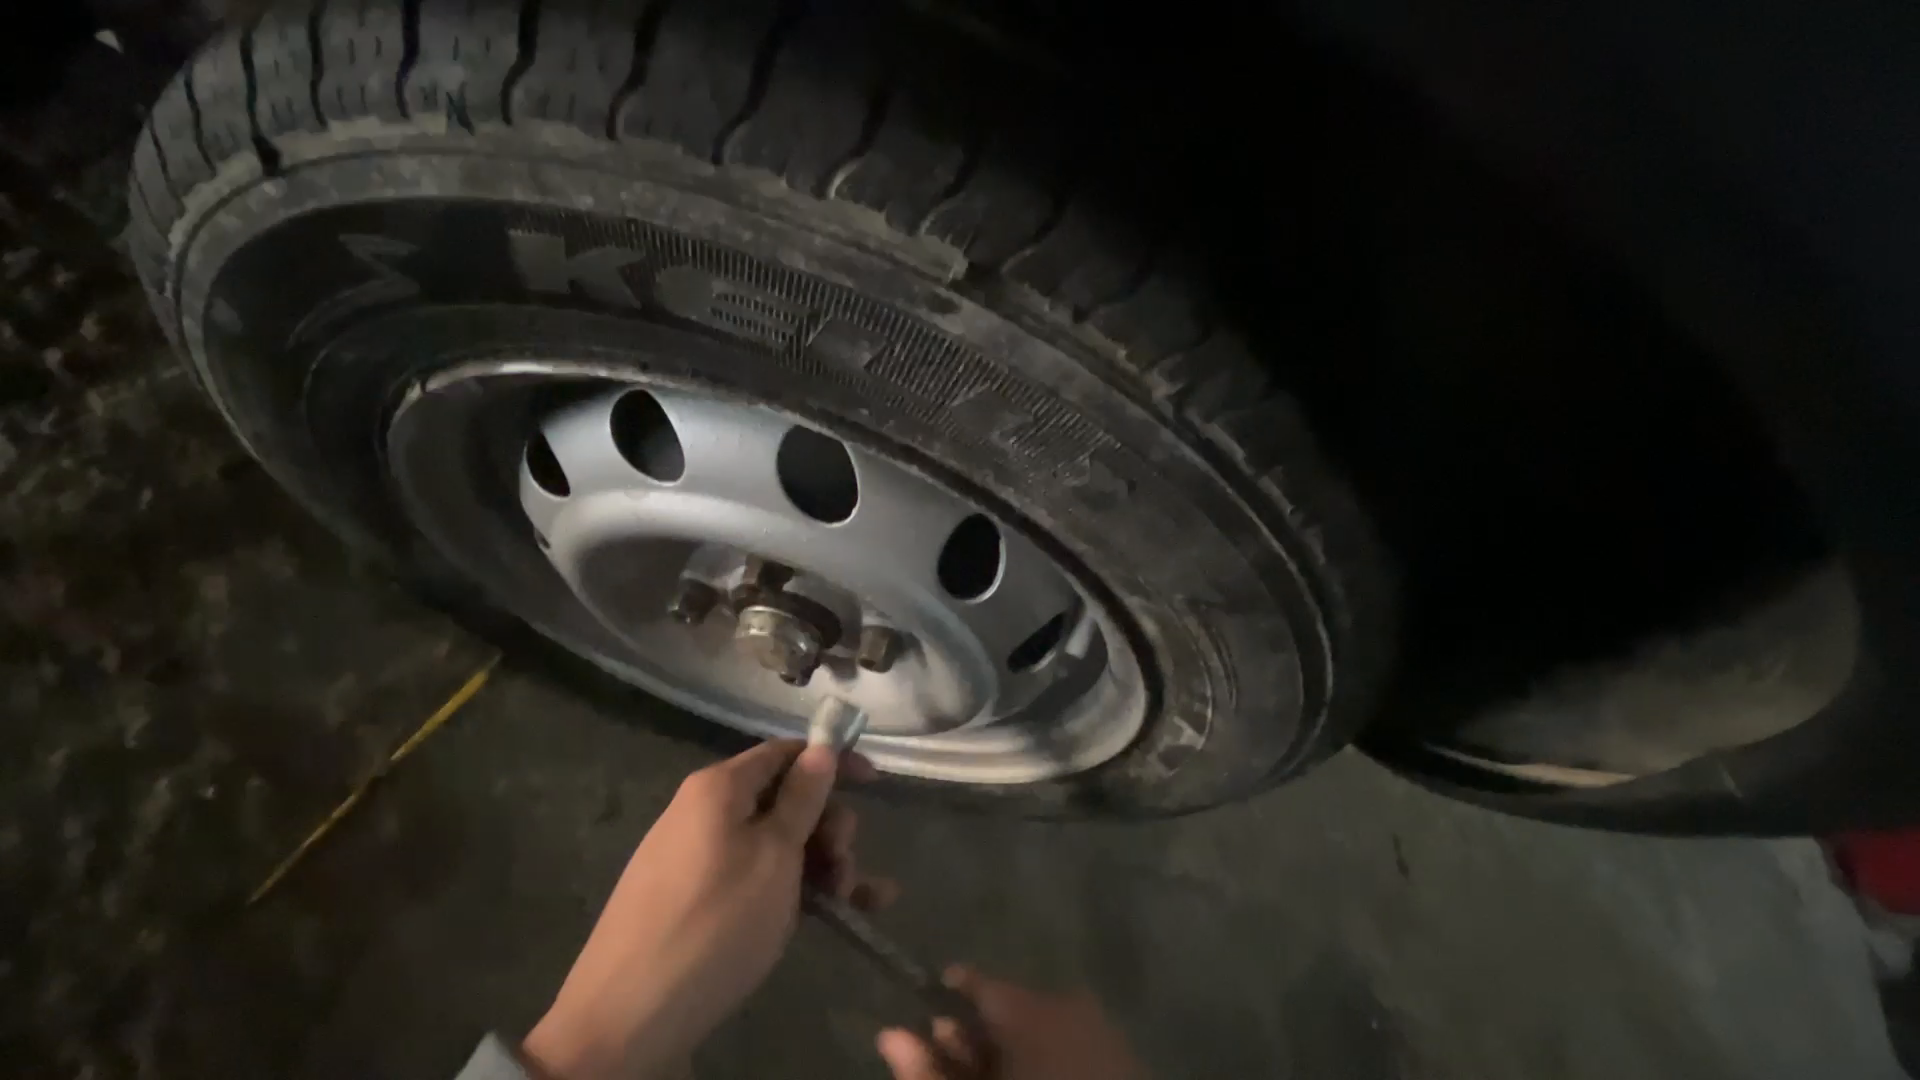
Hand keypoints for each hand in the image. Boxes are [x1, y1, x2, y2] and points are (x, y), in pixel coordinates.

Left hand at [522, 740, 890, 1079]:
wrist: (628, 1020)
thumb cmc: (715, 922)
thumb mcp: (774, 855)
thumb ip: (802, 798)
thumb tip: (821, 747)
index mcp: (719, 788)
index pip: (785, 752)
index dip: (832, 761)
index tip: (874, 783)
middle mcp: (705, 812)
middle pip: (784, 800)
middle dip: (829, 827)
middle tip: (847, 866)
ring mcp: (700, 859)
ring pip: (776, 845)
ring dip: (822, 864)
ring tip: (850, 901)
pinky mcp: (698, 901)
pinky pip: (758, 878)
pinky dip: (798, 890)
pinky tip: (844, 914)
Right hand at [876, 967, 1146, 1079]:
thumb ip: (928, 1071)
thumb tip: (889, 1035)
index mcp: (1030, 1006)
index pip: (975, 983)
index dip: (945, 1002)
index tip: (925, 1027)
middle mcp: (1066, 1002)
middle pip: (1004, 1007)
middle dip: (974, 1036)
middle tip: (952, 1067)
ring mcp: (1101, 1028)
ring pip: (1036, 1027)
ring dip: (1007, 1053)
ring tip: (989, 1075)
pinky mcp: (1123, 1054)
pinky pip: (1067, 1044)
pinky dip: (1042, 1061)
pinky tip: (1027, 1075)